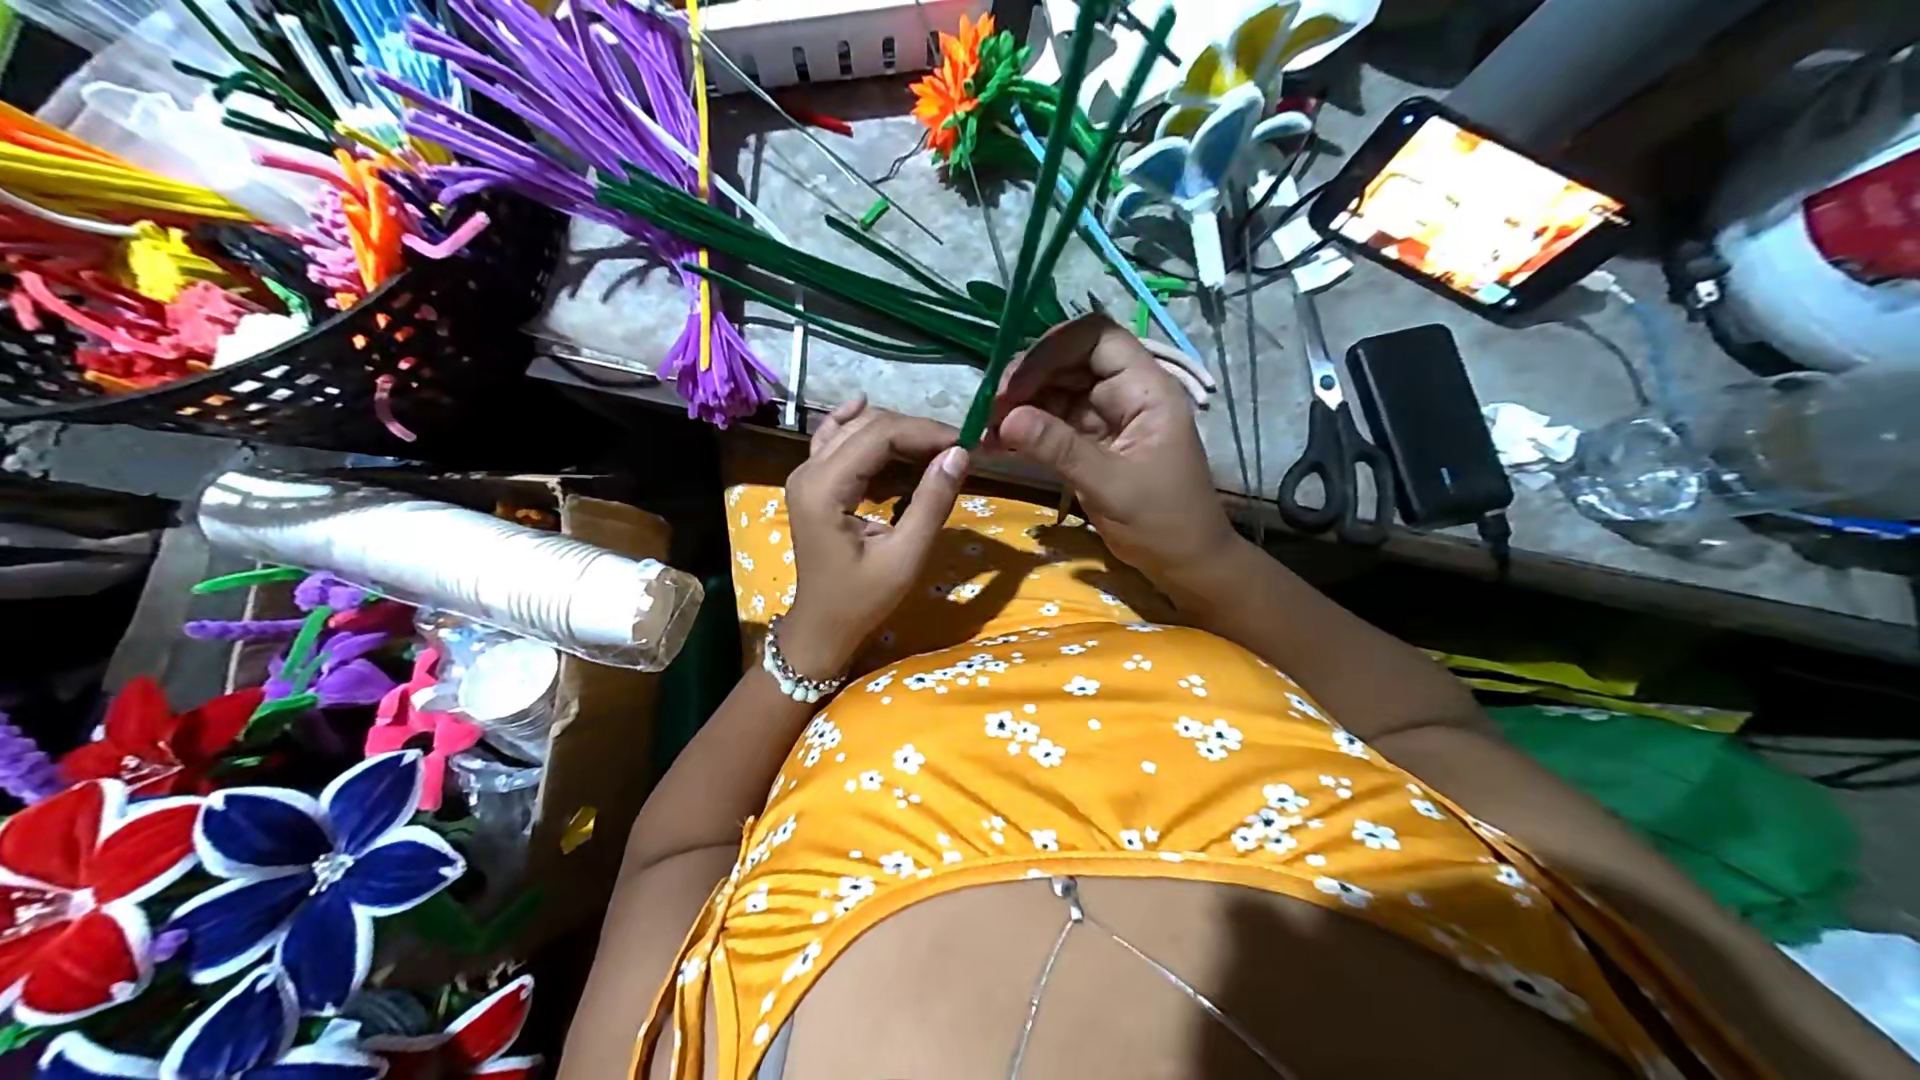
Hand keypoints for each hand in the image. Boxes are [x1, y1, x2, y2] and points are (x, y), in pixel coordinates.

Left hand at [782, 397, 969, 675]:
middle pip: (867, 426)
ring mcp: (805, 473)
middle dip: (916, 431)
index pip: (879, 435)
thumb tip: (960, 454)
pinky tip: (875, 411)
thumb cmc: (862, 598)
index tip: (966, 444)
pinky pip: (836, 439)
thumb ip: (932, 502)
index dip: (925, 432)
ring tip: (936, 449)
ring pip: (854, 428)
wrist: (823, 624)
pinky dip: (863, 428)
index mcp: (824, 488)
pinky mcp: (812, 481)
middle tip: (958, 449)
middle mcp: (808, 471)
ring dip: (897, 432)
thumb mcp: (905, 557)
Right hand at [989, 315, 1241, 595]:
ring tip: (987, 430)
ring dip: (1020, 406)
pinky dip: (1025, 431)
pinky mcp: (1091, 442)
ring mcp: (1106, 417)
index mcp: (1145, 389)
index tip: (1015, 382)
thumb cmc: (1163, 522)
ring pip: (1055, 391)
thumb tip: (1007, 419)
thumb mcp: (1110, 485)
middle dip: (1027, 379)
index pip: (1096, 337)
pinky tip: (997, 444)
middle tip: (991, 411)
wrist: (1184, 562)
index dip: (1052, 349)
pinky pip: (1052, 423)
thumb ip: (1060, 448)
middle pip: (1068, 361)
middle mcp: (1124, 393)